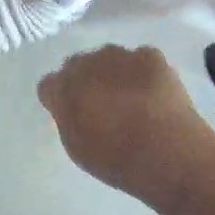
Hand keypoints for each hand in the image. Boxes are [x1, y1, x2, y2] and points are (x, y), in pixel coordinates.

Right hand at [37, 44, 214, 198]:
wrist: (165, 151)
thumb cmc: (113, 158)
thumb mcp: (76, 146)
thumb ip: (67, 119)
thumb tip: (72, 106)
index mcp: (62, 89)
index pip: (49, 84)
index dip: (59, 100)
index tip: (71, 116)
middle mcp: (86, 64)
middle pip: (77, 65)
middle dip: (84, 81)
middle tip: (100, 107)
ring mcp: (120, 56)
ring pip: (108, 58)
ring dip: (112, 73)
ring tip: (130, 99)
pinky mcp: (151, 56)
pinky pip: (139, 58)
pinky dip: (142, 71)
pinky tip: (152, 93)